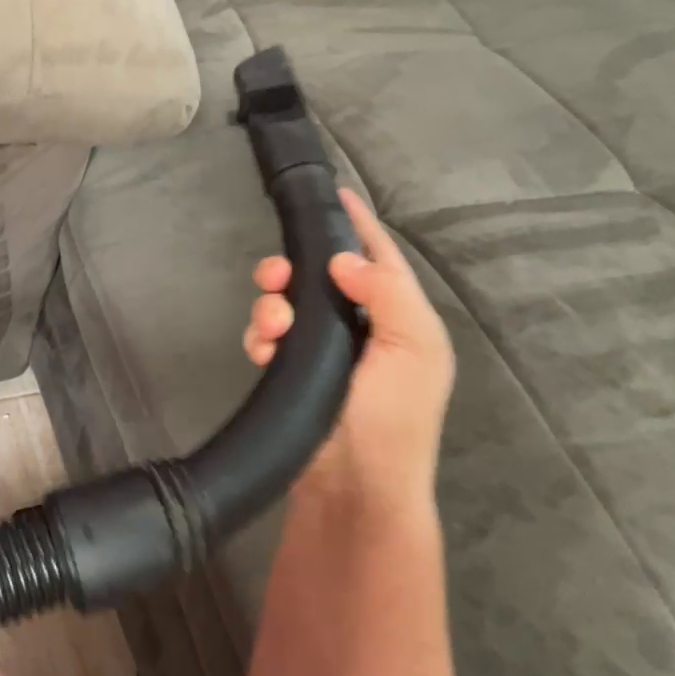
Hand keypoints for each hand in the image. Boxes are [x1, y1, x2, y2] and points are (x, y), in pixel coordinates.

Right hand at [243, 188, 453, 511]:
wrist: (355, 483)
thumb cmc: (394, 415)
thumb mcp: (413, 348)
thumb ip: (387, 293)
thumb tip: (343, 259)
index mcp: (400, 317)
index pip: (379, 258)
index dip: (358, 225)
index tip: (333, 192)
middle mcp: (361, 328)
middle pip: (320, 277)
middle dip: (292, 270)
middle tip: (274, 275)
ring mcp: (323, 353)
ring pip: (286, 305)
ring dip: (272, 306)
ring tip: (270, 328)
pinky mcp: (291, 373)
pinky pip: (267, 338)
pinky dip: (261, 338)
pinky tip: (263, 351)